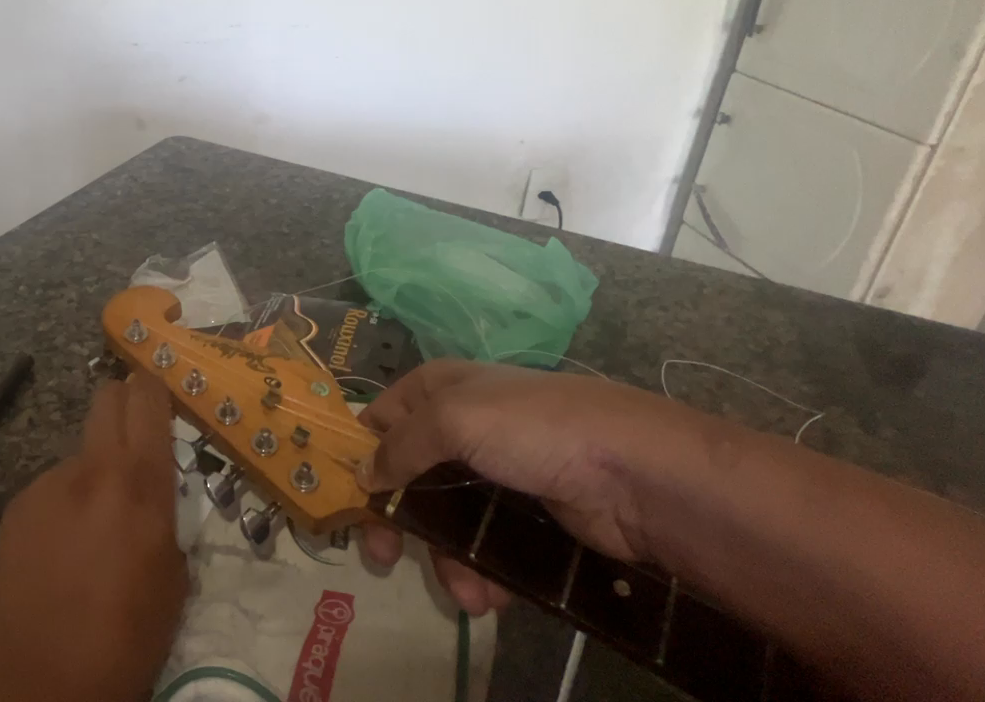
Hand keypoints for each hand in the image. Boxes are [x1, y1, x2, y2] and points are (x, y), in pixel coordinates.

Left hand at [0, 373, 186, 701]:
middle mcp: (91, 468)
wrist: (43, 678)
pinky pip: (51, 488)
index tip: (160, 390)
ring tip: (90, 528)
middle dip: (122, 405)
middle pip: (106, 399)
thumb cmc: (128, 637)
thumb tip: (152, 492)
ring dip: (91, 473)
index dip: (155, 386)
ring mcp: (47, 483)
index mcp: (138, 484)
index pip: (146, 400)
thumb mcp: (173, 577)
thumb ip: (164, 516)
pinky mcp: (16, 505)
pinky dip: (62, 504)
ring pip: (79, 454)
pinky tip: (58, 549)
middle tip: (132, 437)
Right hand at [354, 360, 705, 614]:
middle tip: (384, 558)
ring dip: (444, 560)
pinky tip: (489, 595)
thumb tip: (362, 475)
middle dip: (397, 521)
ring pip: (445, 519)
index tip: (348, 501)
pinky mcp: (526, 516)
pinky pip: (484, 547)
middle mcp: (461, 427)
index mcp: (439, 389)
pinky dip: (480, 572)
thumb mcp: (452, 420)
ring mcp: (496, 473)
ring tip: (465, 594)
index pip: (381, 418)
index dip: (360, 455)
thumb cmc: (532, 429)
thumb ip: (399, 446)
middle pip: (407, 475)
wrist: (636, 473)